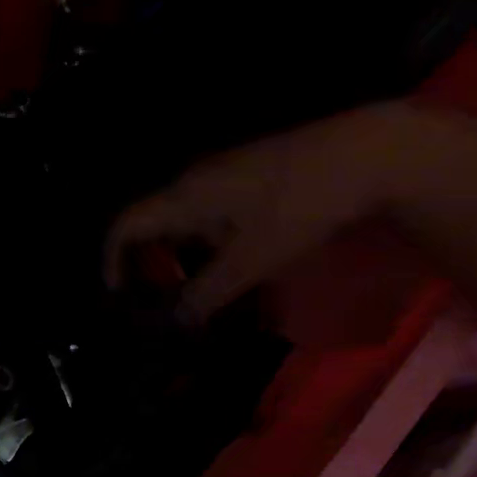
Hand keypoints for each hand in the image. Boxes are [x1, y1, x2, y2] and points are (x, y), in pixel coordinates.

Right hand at [106, 105, 423, 321]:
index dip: (112, 261)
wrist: (364, 154)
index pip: (125, 226)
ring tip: (201, 295)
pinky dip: (206, 246)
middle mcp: (194, 180)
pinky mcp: (248, 176)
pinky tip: (234, 266)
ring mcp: (223, 174)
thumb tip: (175, 323)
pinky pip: (209, 215)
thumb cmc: (298, 208)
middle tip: (164, 305)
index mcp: (185, 198)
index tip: (119, 296)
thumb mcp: (249, 262)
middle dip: (149, 268)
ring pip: (183, 223)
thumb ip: (205, 296)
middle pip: (152, 226)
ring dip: (182, 260)